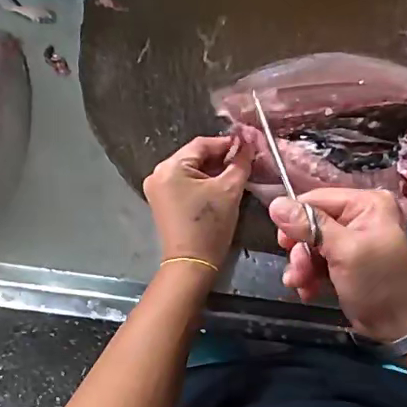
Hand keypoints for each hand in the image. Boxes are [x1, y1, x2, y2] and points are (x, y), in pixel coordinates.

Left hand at [143, 136, 251, 263]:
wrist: (192, 263)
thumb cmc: (210, 226)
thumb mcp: (230, 190)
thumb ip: (240, 163)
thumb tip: (248, 143)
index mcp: (169, 167)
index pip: (202, 144)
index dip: (227, 143)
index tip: (248, 145)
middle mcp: (158, 173)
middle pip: (194, 156)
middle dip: (220, 157)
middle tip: (245, 159)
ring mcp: (157, 188)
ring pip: (191, 169)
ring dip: (213, 170)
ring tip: (236, 172)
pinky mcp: (162, 201)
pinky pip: (185, 182)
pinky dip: (202, 182)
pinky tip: (220, 185)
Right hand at [268, 189, 406, 341]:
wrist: (400, 327)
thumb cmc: (378, 284)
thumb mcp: (344, 251)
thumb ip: (310, 226)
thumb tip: (275, 204)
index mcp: (367, 204)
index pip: (316, 199)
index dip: (295, 220)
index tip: (283, 244)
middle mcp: (359, 216)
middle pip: (310, 223)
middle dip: (300, 250)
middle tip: (298, 271)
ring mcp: (352, 240)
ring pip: (309, 244)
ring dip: (302, 267)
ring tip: (302, 285)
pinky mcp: (345, 261)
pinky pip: (316, 260)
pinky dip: (309, 276)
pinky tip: (308, 291)